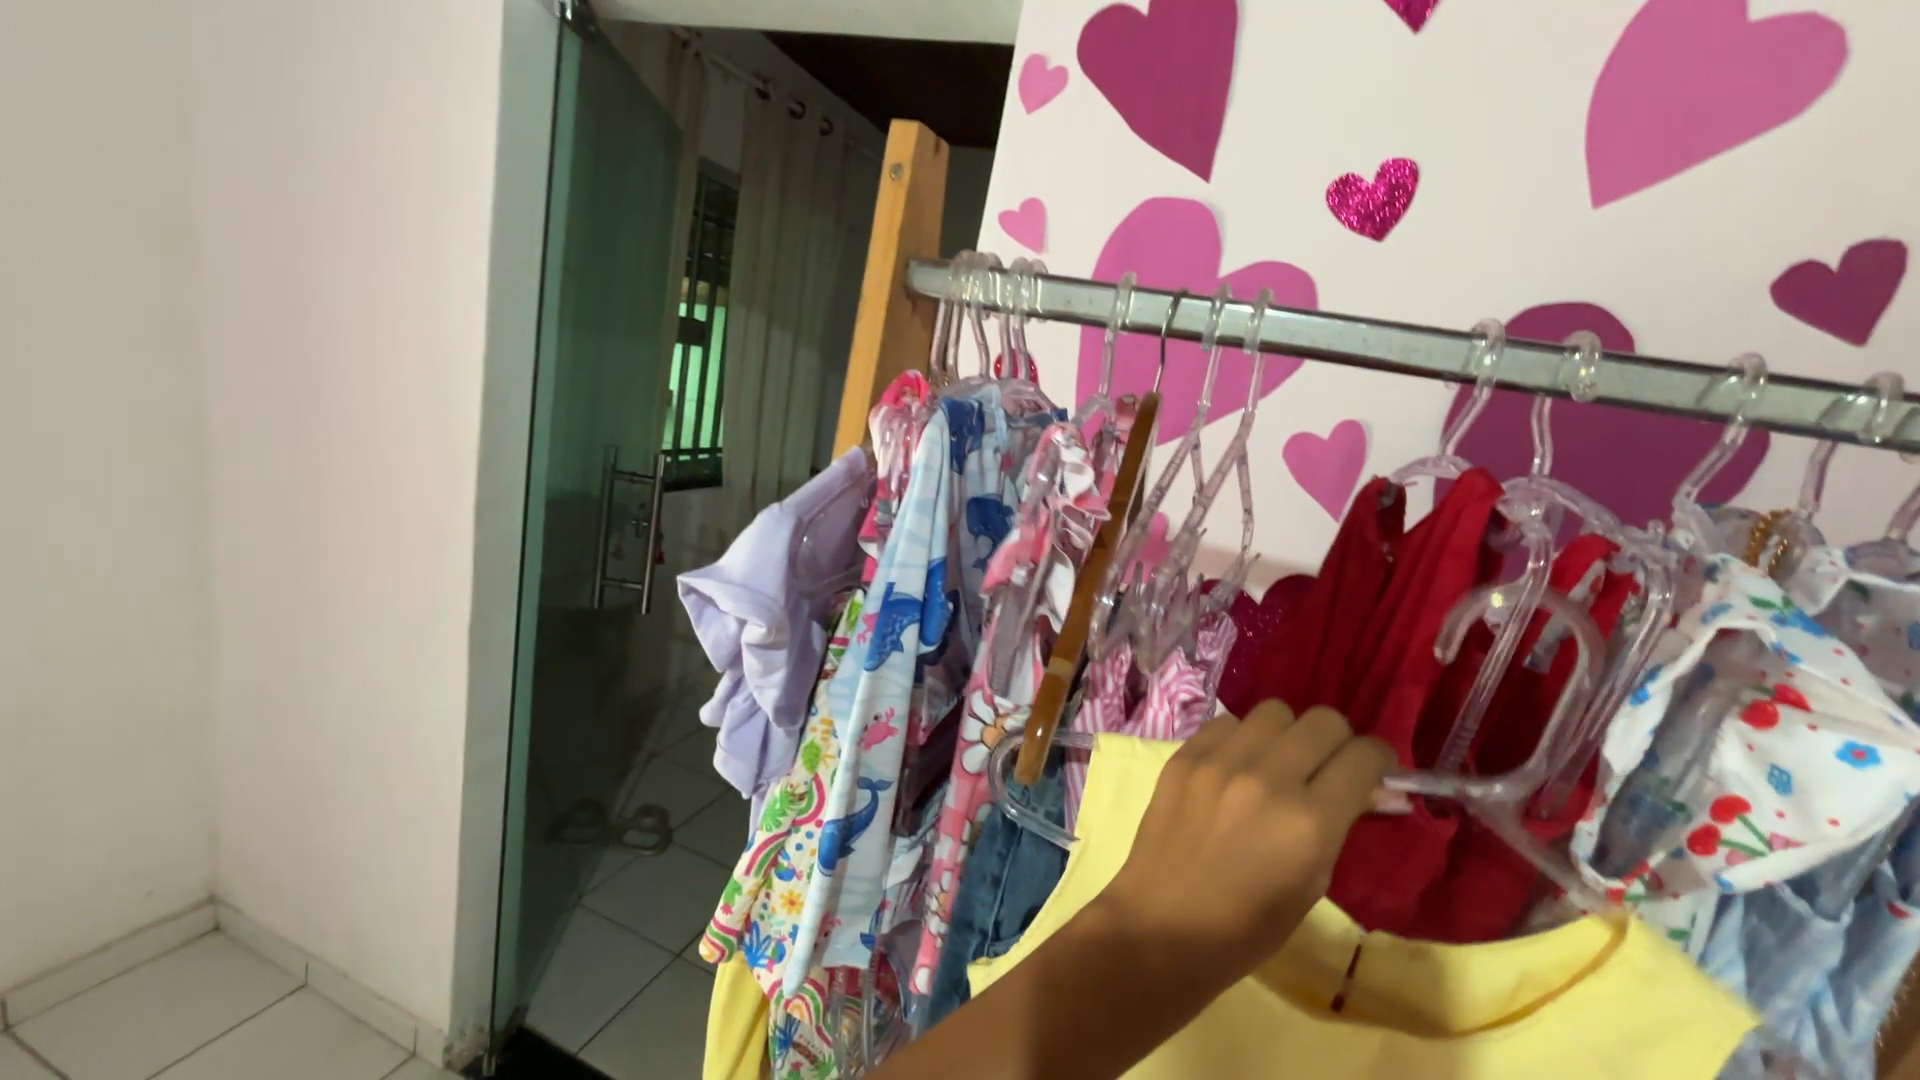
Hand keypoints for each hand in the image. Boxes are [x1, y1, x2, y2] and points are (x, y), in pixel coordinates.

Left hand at [1091, 702, 1395, 988]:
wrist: (1163, 926)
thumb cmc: (1247, 926)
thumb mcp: (1313, 884)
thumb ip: (1339, 826)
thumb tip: (1369, 788)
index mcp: (1310, 822)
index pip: (1364, 755)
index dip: (1377, 761)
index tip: (1372, 772)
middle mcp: (1267, 779)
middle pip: (1323, 721)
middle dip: (1336, 742)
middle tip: (1326, 767)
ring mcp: (1219, 763)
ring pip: (1274, 711)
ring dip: (1286, 734)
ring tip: (1276, 764)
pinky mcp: (1183, 757)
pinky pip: (1227, 723)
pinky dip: (1241, 739)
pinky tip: (1234, 768)